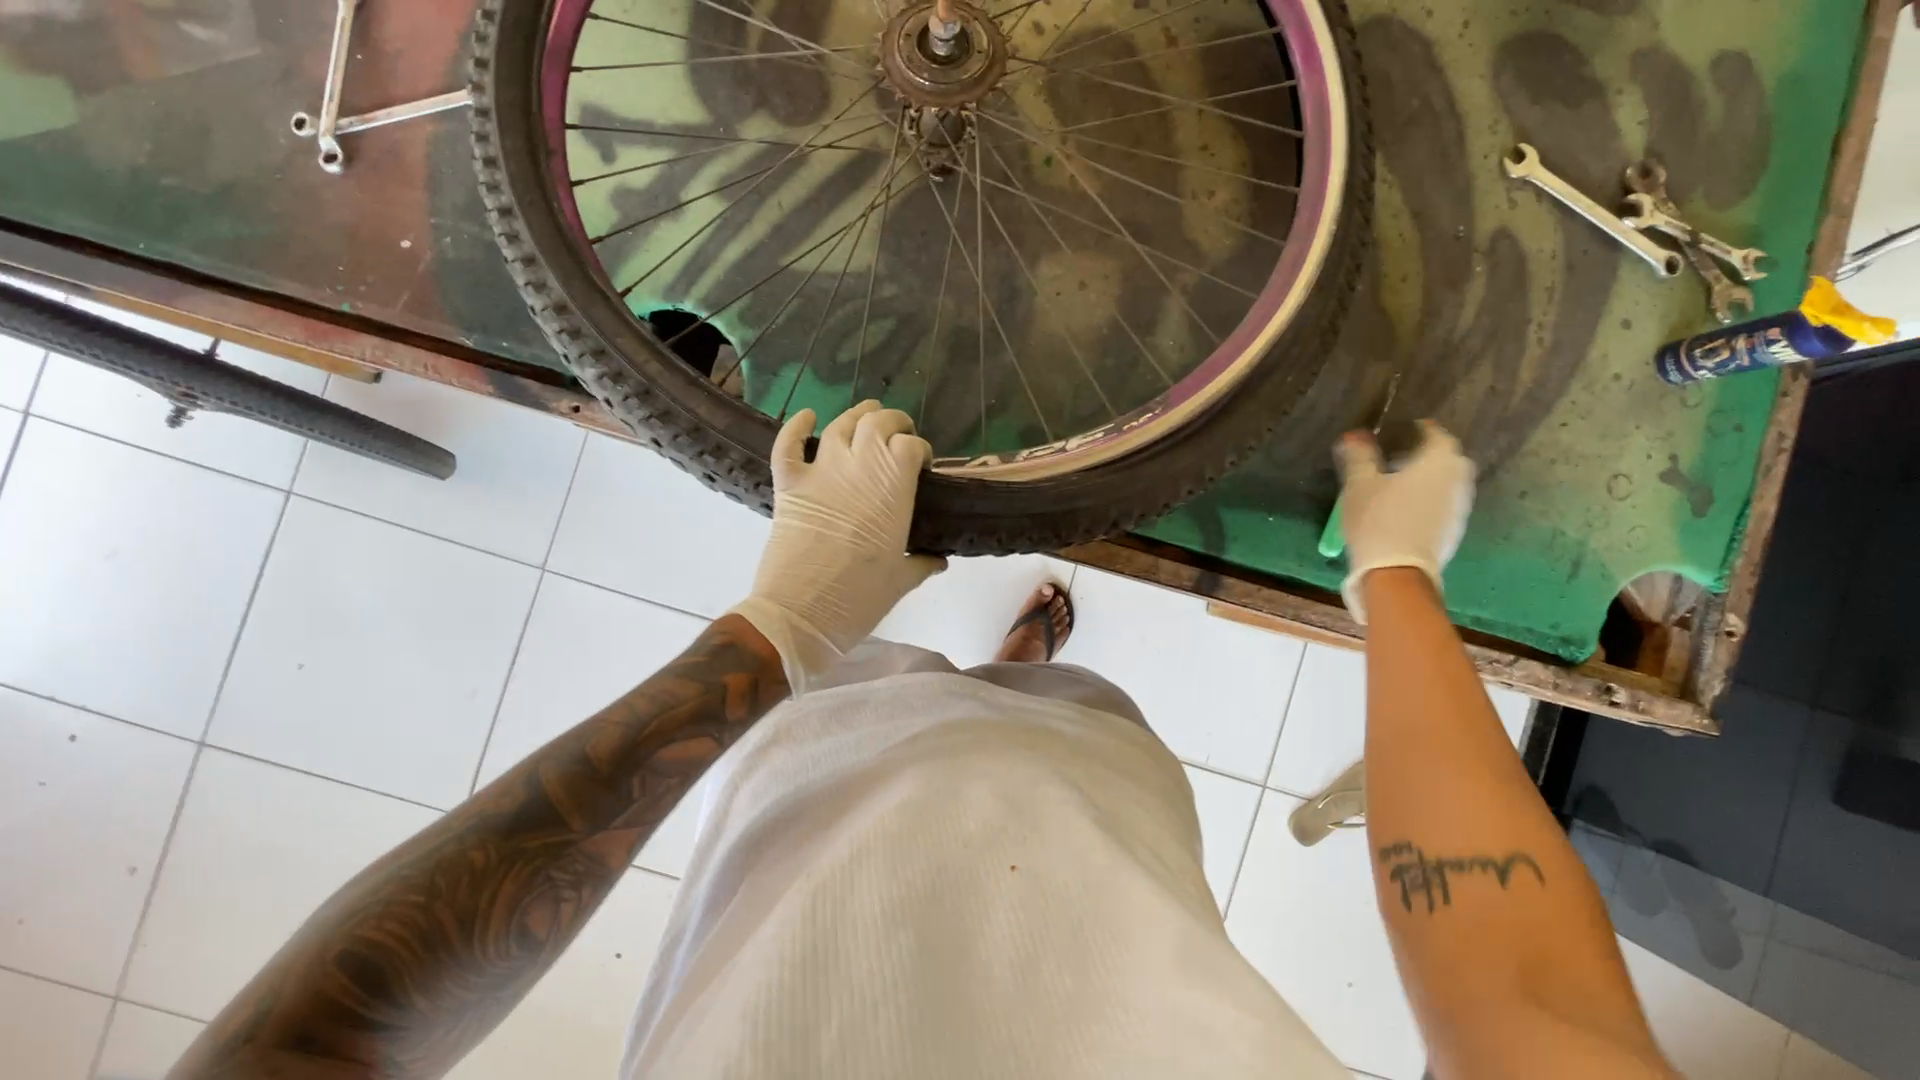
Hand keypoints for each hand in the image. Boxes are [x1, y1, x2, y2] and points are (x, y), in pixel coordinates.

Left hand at [729, 400, 944, 691]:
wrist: (800, 614)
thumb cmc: (859, 599)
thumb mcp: (901, 581)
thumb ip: (922, 563)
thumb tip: (938, 559)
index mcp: (893, 489)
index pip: (911, 447)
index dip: (919, 449)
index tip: (923, 464)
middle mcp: (858, 468)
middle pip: (879, 424)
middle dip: (894, 422)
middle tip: (900, 433)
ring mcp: (819, 472)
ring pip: (840, 425)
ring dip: (857, 414)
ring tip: (868, 412)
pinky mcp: (788, 484)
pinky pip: (788, 444)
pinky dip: (796, 425)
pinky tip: (808, 415)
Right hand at [1334, 419, 1474, 622]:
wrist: (1397, 572)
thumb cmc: (1378, 519)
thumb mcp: (1359, 484)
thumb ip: (1359, 455)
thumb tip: (1356, 435)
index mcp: (1439, 459)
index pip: (1433, 432)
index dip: (1413, 430)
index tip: (1394, 433)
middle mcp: (1458, 478)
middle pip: (1443, 457)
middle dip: (1421, 454)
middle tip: (1393, 459)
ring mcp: (1460, 506)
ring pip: (1445, 481)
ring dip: (1425, 478)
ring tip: (1395, 486)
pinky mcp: (1454, 529)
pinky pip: (1442, 503)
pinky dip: (1427, 499)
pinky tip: (1403, 511)